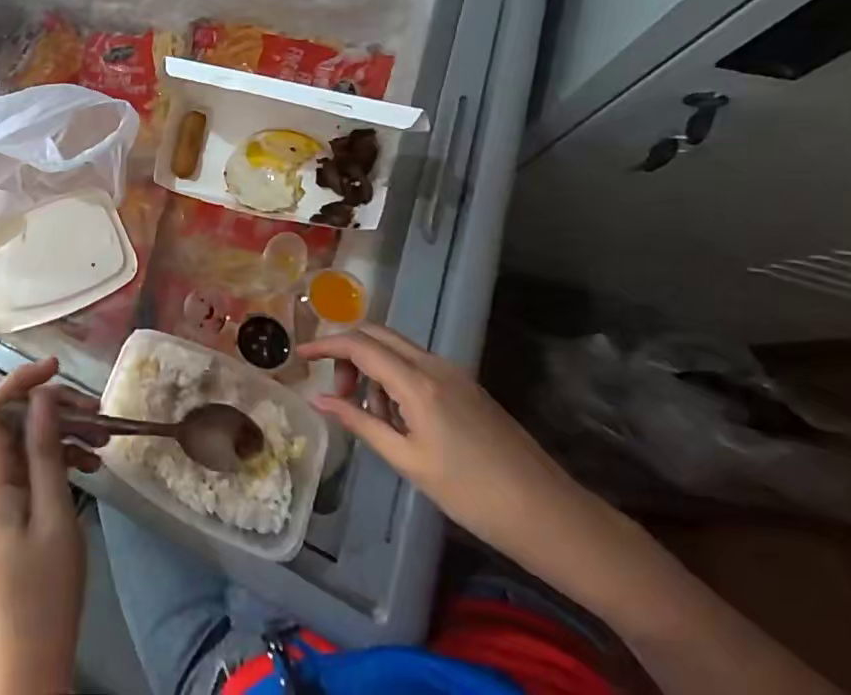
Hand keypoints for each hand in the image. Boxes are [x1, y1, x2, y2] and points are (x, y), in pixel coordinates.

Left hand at [0, 358, 103, 694]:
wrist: (35, 647)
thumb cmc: (46, 586)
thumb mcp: (54, 514)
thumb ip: (46, 453)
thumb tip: (43, 399)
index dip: (20, 382)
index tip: (56, 368)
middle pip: (14, 424)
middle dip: (53, 410)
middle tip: (97, 412)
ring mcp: (4, 495)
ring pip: (29, 444)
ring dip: (63, 433)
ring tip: (105, 438)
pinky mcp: (18, 508)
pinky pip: (36, 468)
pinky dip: (62, 458)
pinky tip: (92, 463)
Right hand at [296, 325, 588, 558]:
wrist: (551, 516)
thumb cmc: (471, 493)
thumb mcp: (406, 459)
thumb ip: (359, 422)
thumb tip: (318, 400)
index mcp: (419, 383)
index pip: (359, 345)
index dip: (324, 345)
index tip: (299, 357)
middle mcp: (437, 368)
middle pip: (377, 335)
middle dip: (346, 352)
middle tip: (334, 388)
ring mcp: (456, 376)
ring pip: (397, 349)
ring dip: (370, 366)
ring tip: (366, 411)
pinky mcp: (467, 389)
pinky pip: (417, 366)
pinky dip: (393, 377)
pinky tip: (394, 416)